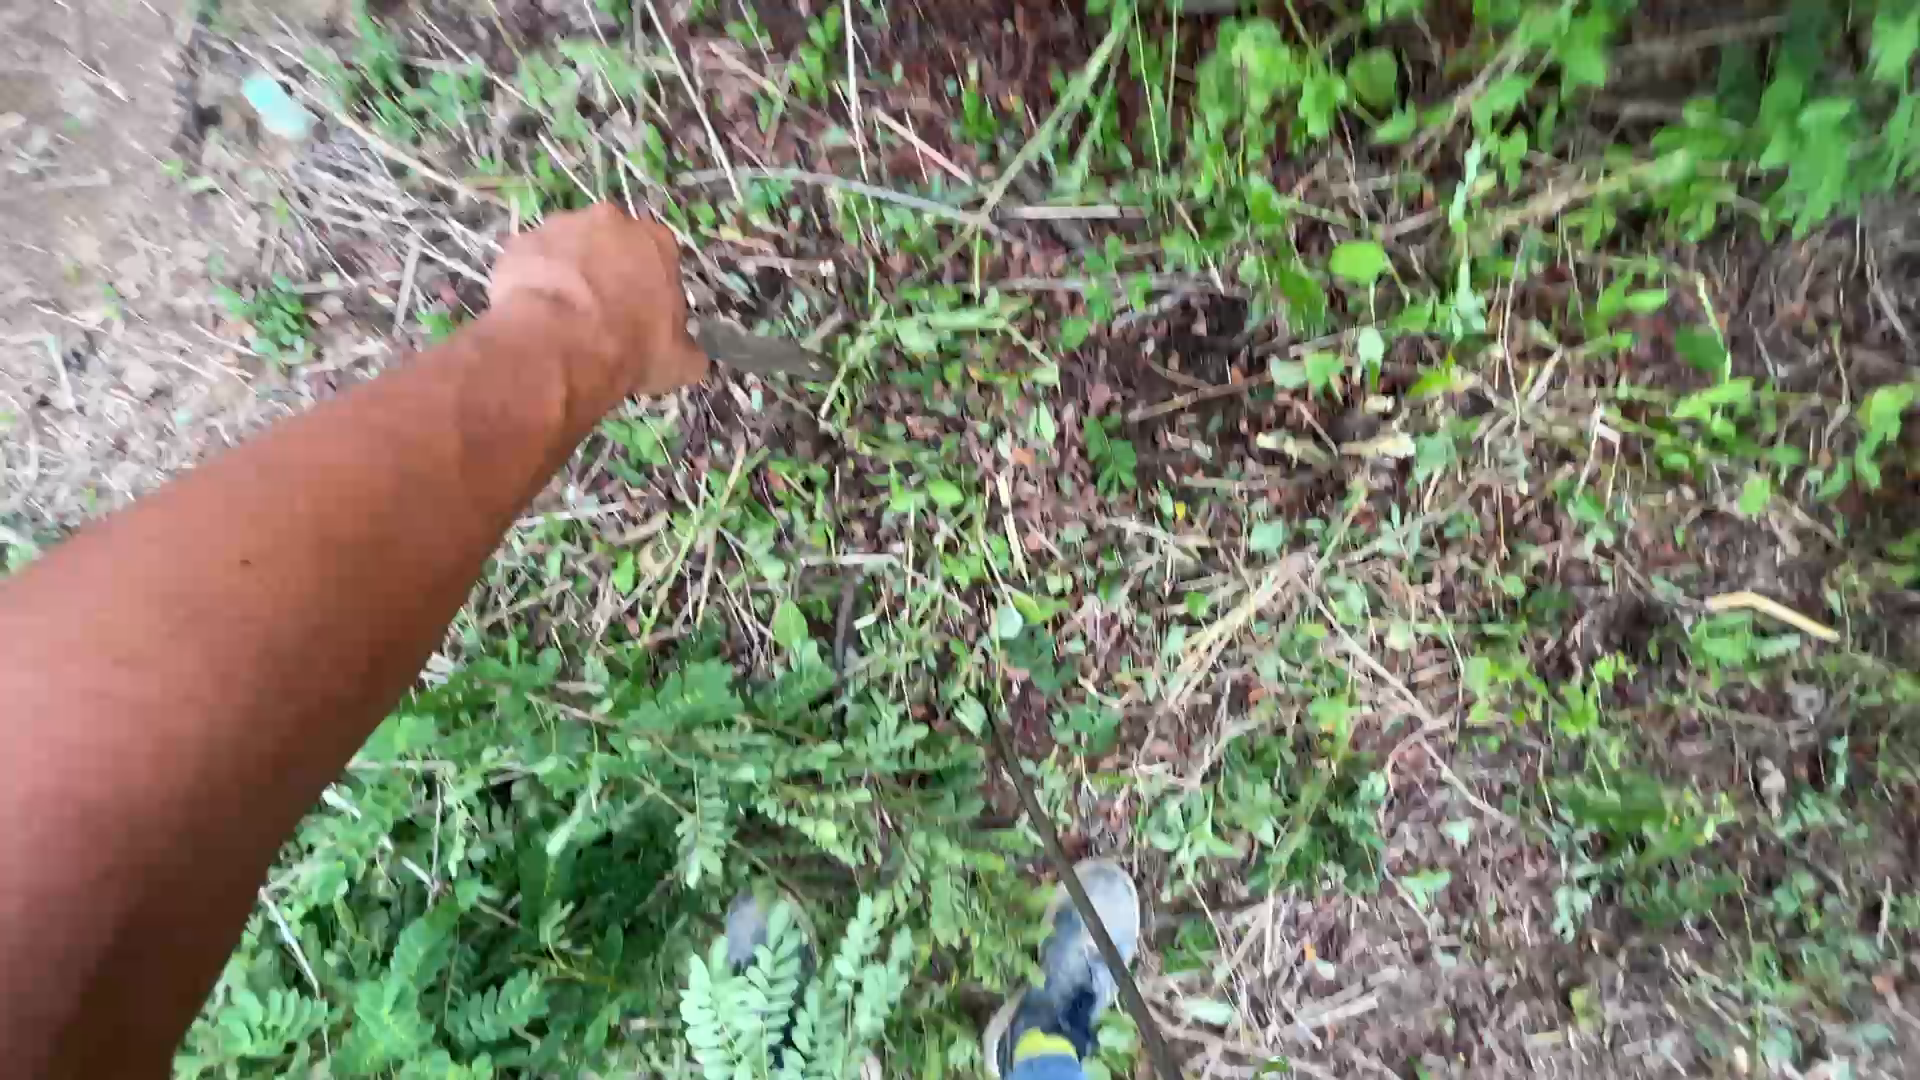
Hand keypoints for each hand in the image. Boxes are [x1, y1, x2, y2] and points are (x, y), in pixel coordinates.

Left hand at [488, 203, 708, 398]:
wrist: (563, 345)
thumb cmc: (634, 347)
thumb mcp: (682, 361)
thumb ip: (689, 349)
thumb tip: (690, 355)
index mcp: (657, 242)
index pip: (661, 256)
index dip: (653, 285)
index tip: (646, 312)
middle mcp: (610, 221)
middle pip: (613, 244)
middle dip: (610, 271)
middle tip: (606, 312)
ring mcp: (560, 226)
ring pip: (571, 250)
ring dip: (572, 274)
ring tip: (569, 318)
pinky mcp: (521, 242)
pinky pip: (534, 262)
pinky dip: (537, 283)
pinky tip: (541, 316)